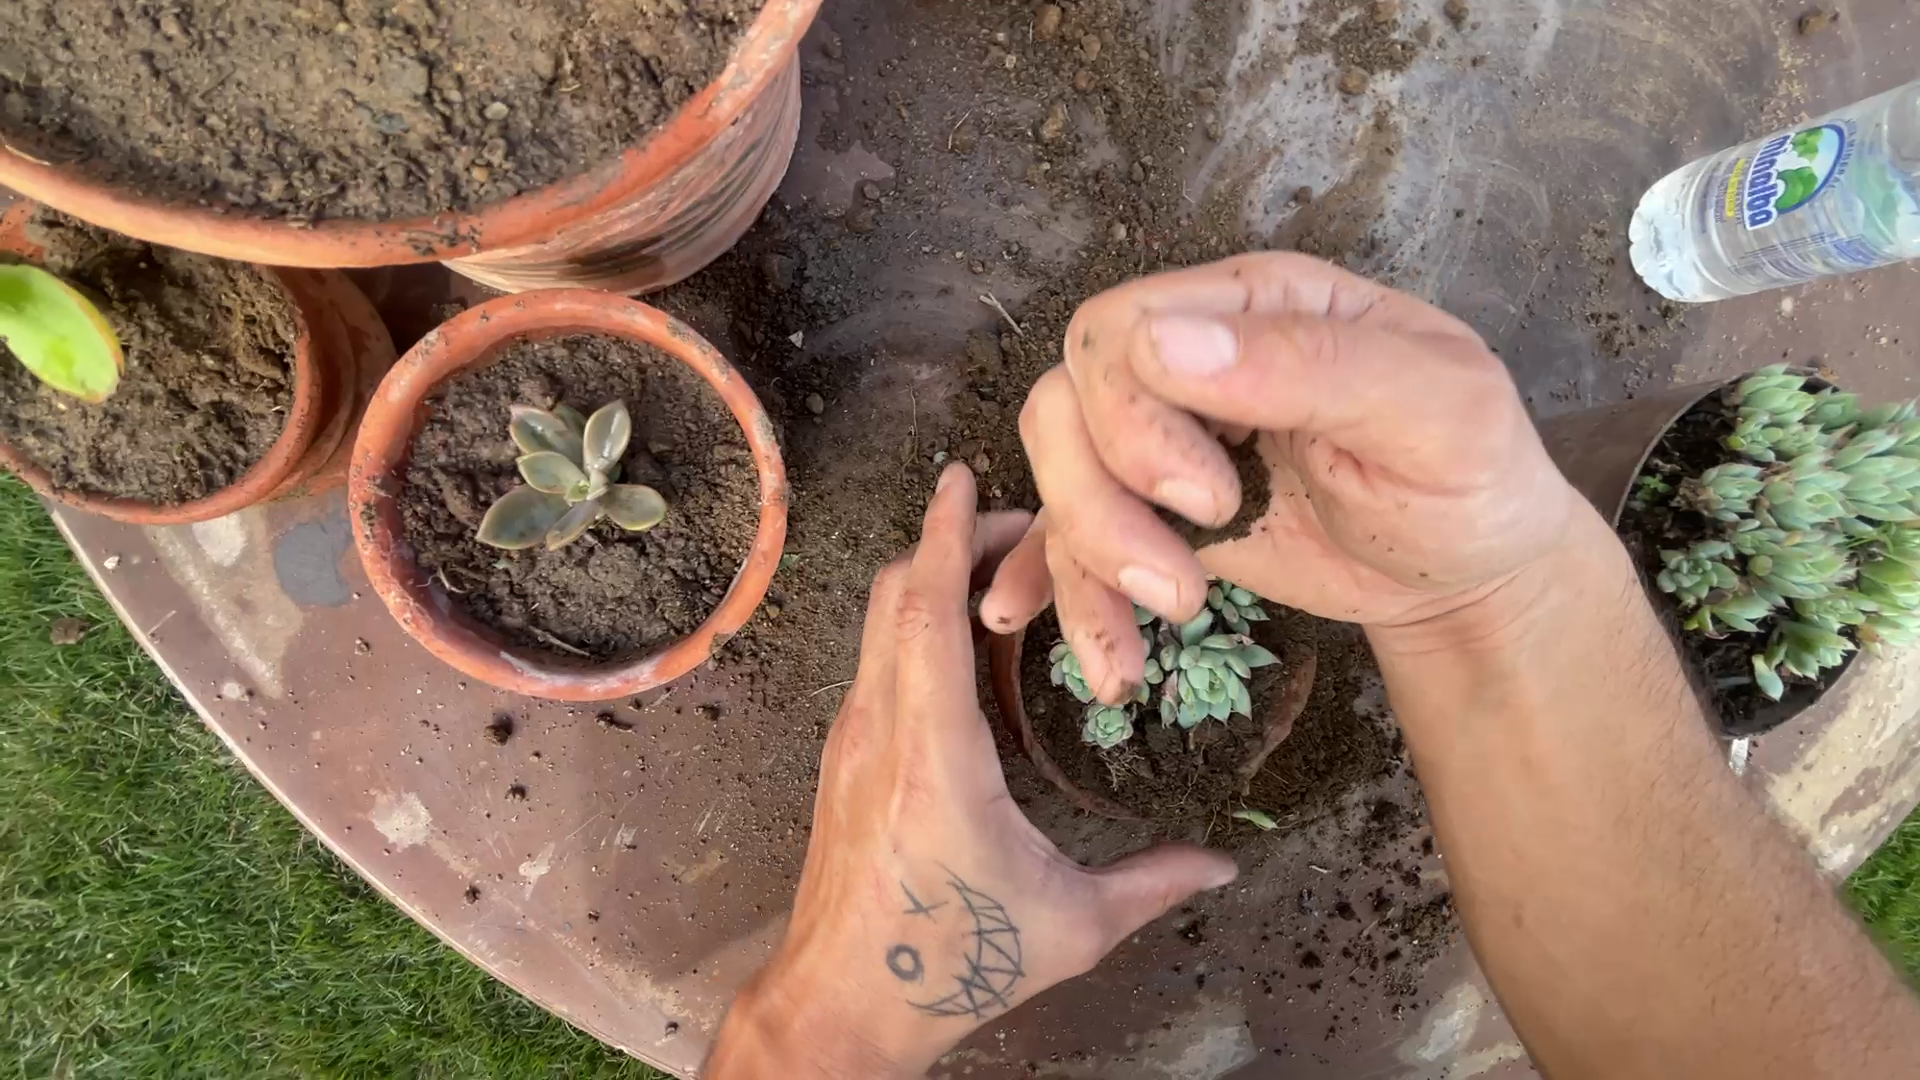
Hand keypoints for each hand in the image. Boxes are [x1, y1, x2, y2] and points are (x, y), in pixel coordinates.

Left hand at [706, 465, 1238, 1078]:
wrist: (841, 1000)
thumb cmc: (954, 959)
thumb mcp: (1068, 924)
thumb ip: (1151, 883)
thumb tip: (1224, 865)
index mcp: (936, 752)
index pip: (931, 613)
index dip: (948, 535)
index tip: (963, 479)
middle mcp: (882, 724)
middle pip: (897, 593)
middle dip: (948, 539)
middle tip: (1015, 527)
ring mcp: (852, 732)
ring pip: (879, 618)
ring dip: (929, 575)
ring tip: (994, 567)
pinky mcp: (844, 748)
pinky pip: (874, 652)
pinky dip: (912, 616)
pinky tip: (958, 633)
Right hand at [980, 253, 1583, 701]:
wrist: (1460, 571)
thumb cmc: (1465, 477)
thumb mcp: (1432, 407)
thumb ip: (1307, 363)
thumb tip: (1161, 343)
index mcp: (1247, 309)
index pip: (1113, 334)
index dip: (1130, 418)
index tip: (1212, 499)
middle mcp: (1183, 368)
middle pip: (1061, 406)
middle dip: (1102, 499)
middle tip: (1184, 571)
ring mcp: (1156, 447)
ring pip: (1055, 475)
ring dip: (1088, 555)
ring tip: (1174, 612)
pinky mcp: (1147, 519)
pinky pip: (1068, 544)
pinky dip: (1060, 592)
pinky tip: (1049, 633)